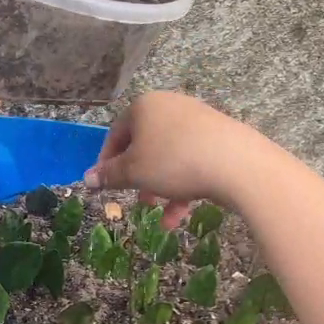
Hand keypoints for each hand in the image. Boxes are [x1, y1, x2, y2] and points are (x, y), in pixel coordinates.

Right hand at [85, 92, 279, 225]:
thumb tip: (87, 178)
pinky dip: (183, 187)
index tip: (106, 187)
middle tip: (138, 203)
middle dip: (139, 180)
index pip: (116, 134)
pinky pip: (192, 162)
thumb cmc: (172, 162)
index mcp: (144, 106)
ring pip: (169, 159)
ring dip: (161, 189)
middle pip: (145, 147)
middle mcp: (170, 107)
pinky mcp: (219, 137)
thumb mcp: (133, 172)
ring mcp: (197, 121)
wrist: (235, 163)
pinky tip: (180, 217)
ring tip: (162, 215)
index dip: (107, 163)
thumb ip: (109, 176)